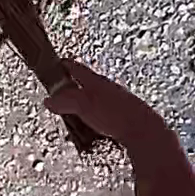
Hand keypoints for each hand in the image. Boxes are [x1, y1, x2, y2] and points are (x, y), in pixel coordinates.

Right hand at [44, 60, 172, 150]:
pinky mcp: (123, 119)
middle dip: (72, 90)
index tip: (57, 64)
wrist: (144, 131)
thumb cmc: (117, 114)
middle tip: (59, 96)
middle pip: (85, 85)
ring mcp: (117, 104)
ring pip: (94, 101)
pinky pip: (103, 117)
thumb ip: (65, 100)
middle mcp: (108, 90)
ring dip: (83, 108)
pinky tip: (91, 131)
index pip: (76, 68)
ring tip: (73, 118)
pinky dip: (93, 121)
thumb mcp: (83, 105)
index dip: (64, 65)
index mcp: (97, 81)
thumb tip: (50, 99)